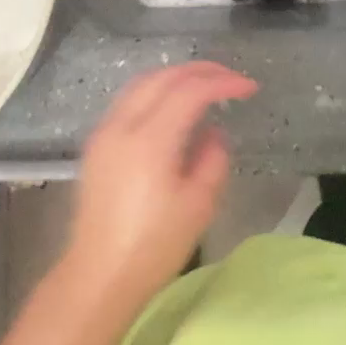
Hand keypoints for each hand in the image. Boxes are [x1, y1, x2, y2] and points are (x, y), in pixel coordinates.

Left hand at [66, 62, 258, 300]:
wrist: (99, 274)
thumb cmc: (154, 247)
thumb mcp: (198, 206)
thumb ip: (212, 159)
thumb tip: (212, 133)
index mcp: (150, 140)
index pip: (190, 91)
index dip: (223, 83)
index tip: (250, 87)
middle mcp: (122, 125)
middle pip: (162, 77)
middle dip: (199, 70)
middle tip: (230, 77)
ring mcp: (104, 133)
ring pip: (140, 84)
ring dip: (174, 77)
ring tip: (205, 85)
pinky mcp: (96, 145)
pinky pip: (127, 102)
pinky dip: (154, 92)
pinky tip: (173, 106)